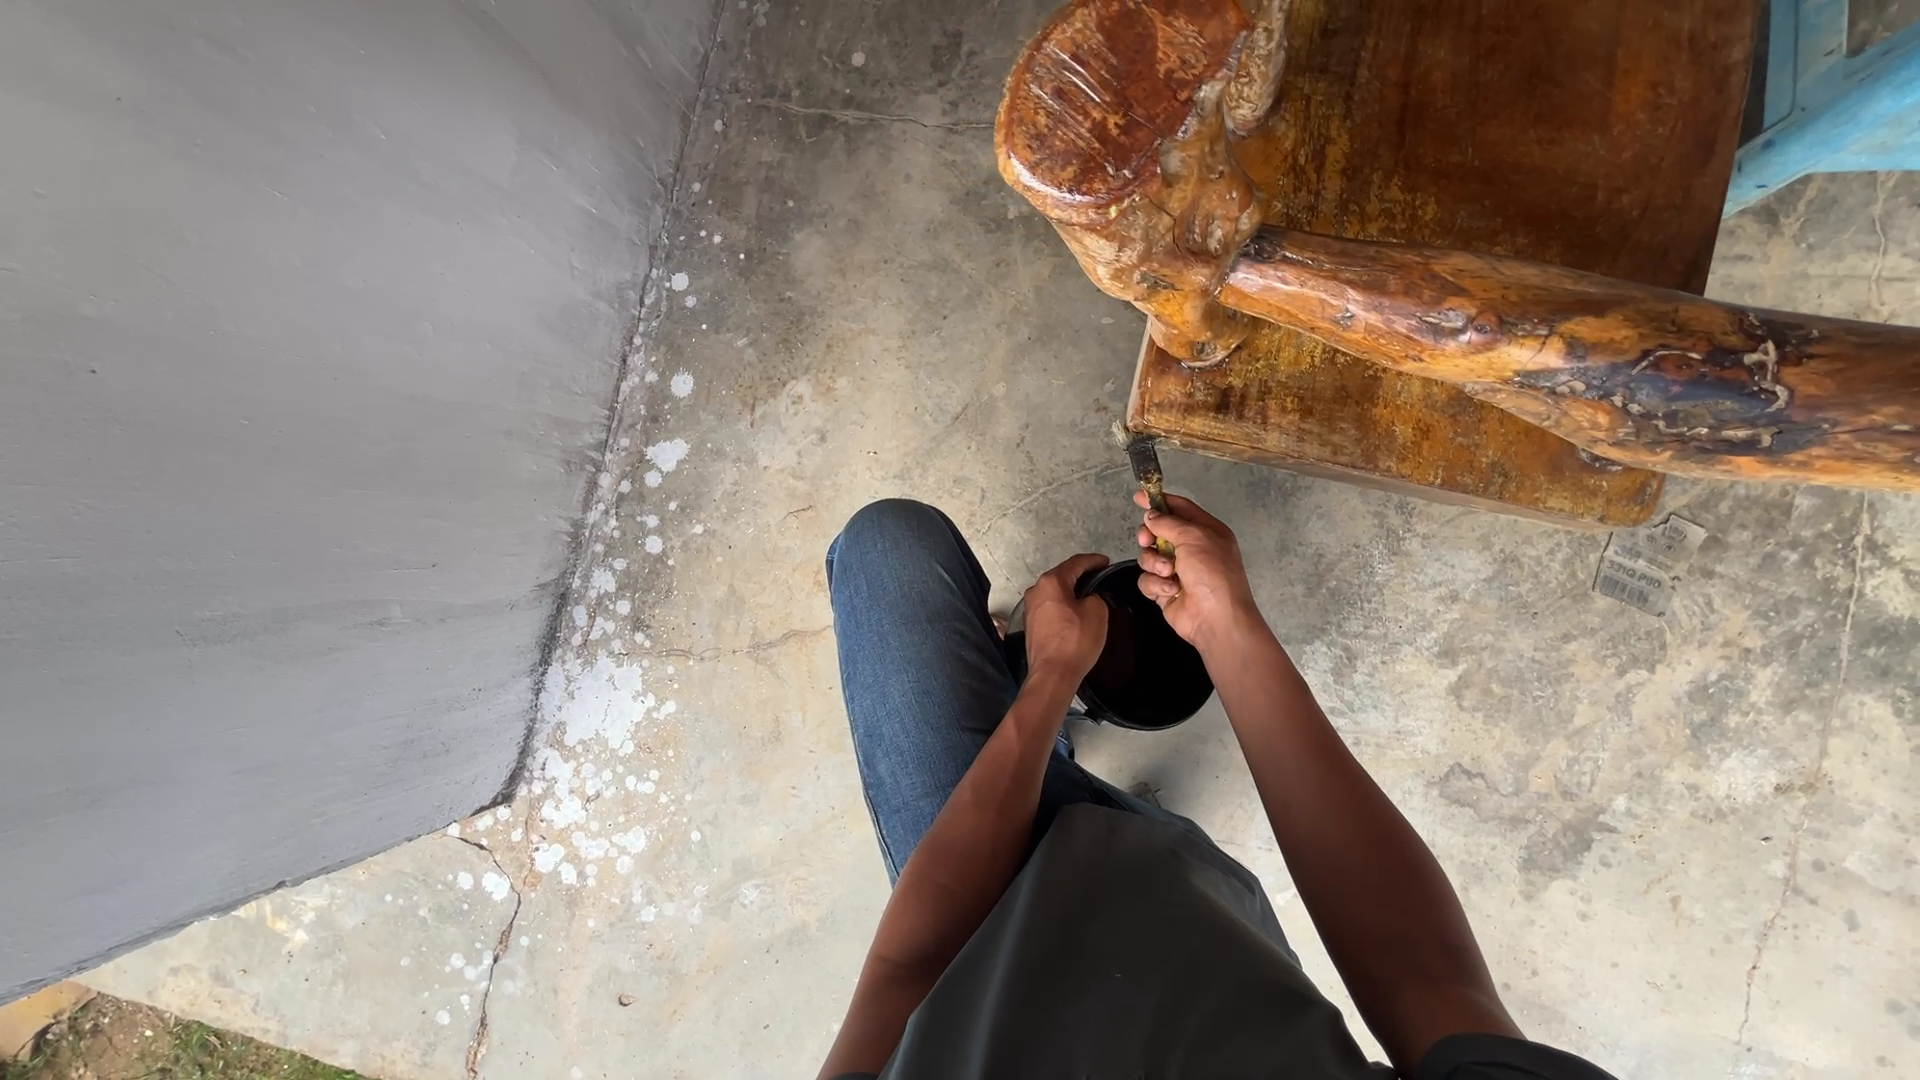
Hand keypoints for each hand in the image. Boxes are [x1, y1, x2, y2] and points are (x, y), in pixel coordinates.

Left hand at [1021, 553, 1110, 681]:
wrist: (1053, 674)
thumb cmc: (1075, 641)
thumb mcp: (1097, 612)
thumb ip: (1095, 596)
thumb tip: (1087, 599)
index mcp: (1051, 582)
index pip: (1076, 563)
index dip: (1094, 560)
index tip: (1106, 562)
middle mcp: (1036, 591)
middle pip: (1061, 576)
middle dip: (1081, 575)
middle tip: (1099, 576)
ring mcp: (1030, 608)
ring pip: (1054, 592)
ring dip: (1070, 591)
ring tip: (1089, 594)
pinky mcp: (1031, 624)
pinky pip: (1050, 607)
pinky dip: (1063, 605)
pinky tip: (1074, 612)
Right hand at [1134, 490, 1259, 652]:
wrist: (1215, 617)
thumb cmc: (1212, 572)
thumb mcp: (1194, 538)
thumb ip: (1168, 523)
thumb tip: (1150, 516)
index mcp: (1205, 531)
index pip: (1179, 509)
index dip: (1159, 501)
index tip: (1138, 496)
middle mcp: (1191, 549)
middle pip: (1157, 532)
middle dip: (1149, 535)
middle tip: (1147, 540)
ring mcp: (1176, 570)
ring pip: (1148, 556)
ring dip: (1155, 563)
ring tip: (1169, 572)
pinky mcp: (1164, 589)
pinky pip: (1147, 579)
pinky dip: (1156, 584)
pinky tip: (1171, 590)